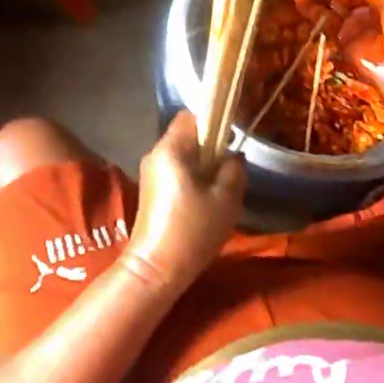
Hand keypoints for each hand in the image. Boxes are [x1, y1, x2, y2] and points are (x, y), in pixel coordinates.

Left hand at [121, 112, 245, 291]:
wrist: (157, 266)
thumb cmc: (193, 229)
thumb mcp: (226, 199)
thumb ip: (233, 170)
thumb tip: (233, 155)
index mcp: (170, 149)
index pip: (191, 116)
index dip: (214, 120)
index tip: (233, 136)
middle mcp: (155, 154)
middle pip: (186, 136)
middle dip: (211, 146)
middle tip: (232, 167)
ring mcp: (150, 172)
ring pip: (182, 155)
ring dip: (203, 164)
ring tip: (223, 187)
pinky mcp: (151, 189)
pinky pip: (175, 171)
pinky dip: (193, 177)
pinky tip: (207, 199)